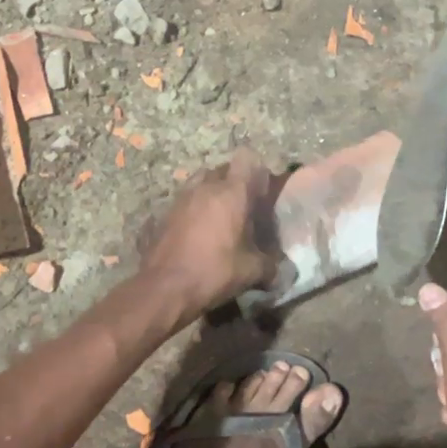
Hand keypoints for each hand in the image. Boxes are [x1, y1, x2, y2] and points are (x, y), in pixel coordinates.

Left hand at [137, 148, 278, 317]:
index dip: (256, 170)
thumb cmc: (214, 272)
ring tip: (218, 219)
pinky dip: (192, 211)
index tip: (261, 191)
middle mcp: (204, 188)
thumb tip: (283, 272)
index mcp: (231, 193)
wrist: (164, 288)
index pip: (246, 159)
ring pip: (199, 183)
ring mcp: (180, 199)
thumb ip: (270, 266)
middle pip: (221, 170)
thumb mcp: (251, 272)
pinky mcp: (162, 215)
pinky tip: (195, 234)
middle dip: (233, 182)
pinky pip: (183, 202)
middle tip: (242, 207)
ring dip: (209, 194)